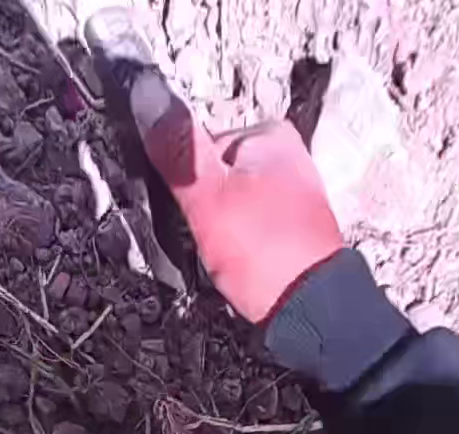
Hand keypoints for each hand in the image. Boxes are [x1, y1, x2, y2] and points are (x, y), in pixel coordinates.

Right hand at [133, 79, 342, 321]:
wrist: (311, 312)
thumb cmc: (265, 255)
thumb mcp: (208, 197)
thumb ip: (178, 151)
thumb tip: (147, 96)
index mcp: (271, 136)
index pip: (201, 147)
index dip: (185, 187)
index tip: (187, 213)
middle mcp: (290, 161)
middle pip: (219, 181)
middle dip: (206, 214)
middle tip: (211, 243)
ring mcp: (295, 200)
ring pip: (234, 211)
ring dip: (222, 238)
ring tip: (229, 261)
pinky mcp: (296, 236)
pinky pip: (253, 236)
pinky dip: (242, 252)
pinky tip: (244, 270)